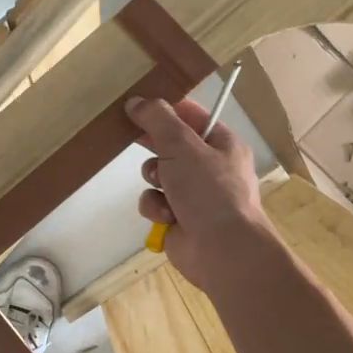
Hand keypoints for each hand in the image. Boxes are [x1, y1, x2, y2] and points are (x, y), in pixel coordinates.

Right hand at [126, 95, 281, 294]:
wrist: (222, 251)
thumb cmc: (209, 190)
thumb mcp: (182, 146)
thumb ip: (157, 120)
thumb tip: (136, 101)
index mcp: (222, 143)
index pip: (191, 115)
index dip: (165, 108)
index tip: (138, 103)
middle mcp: (210, 166)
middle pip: (171, 144)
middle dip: (154, 147)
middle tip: (130, 136)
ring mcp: (194, 194)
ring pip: (157, 174)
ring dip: (154, 181)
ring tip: (164, 189)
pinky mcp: (178, 217)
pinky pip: (154, 201)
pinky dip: (155, 207)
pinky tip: (166, 215)